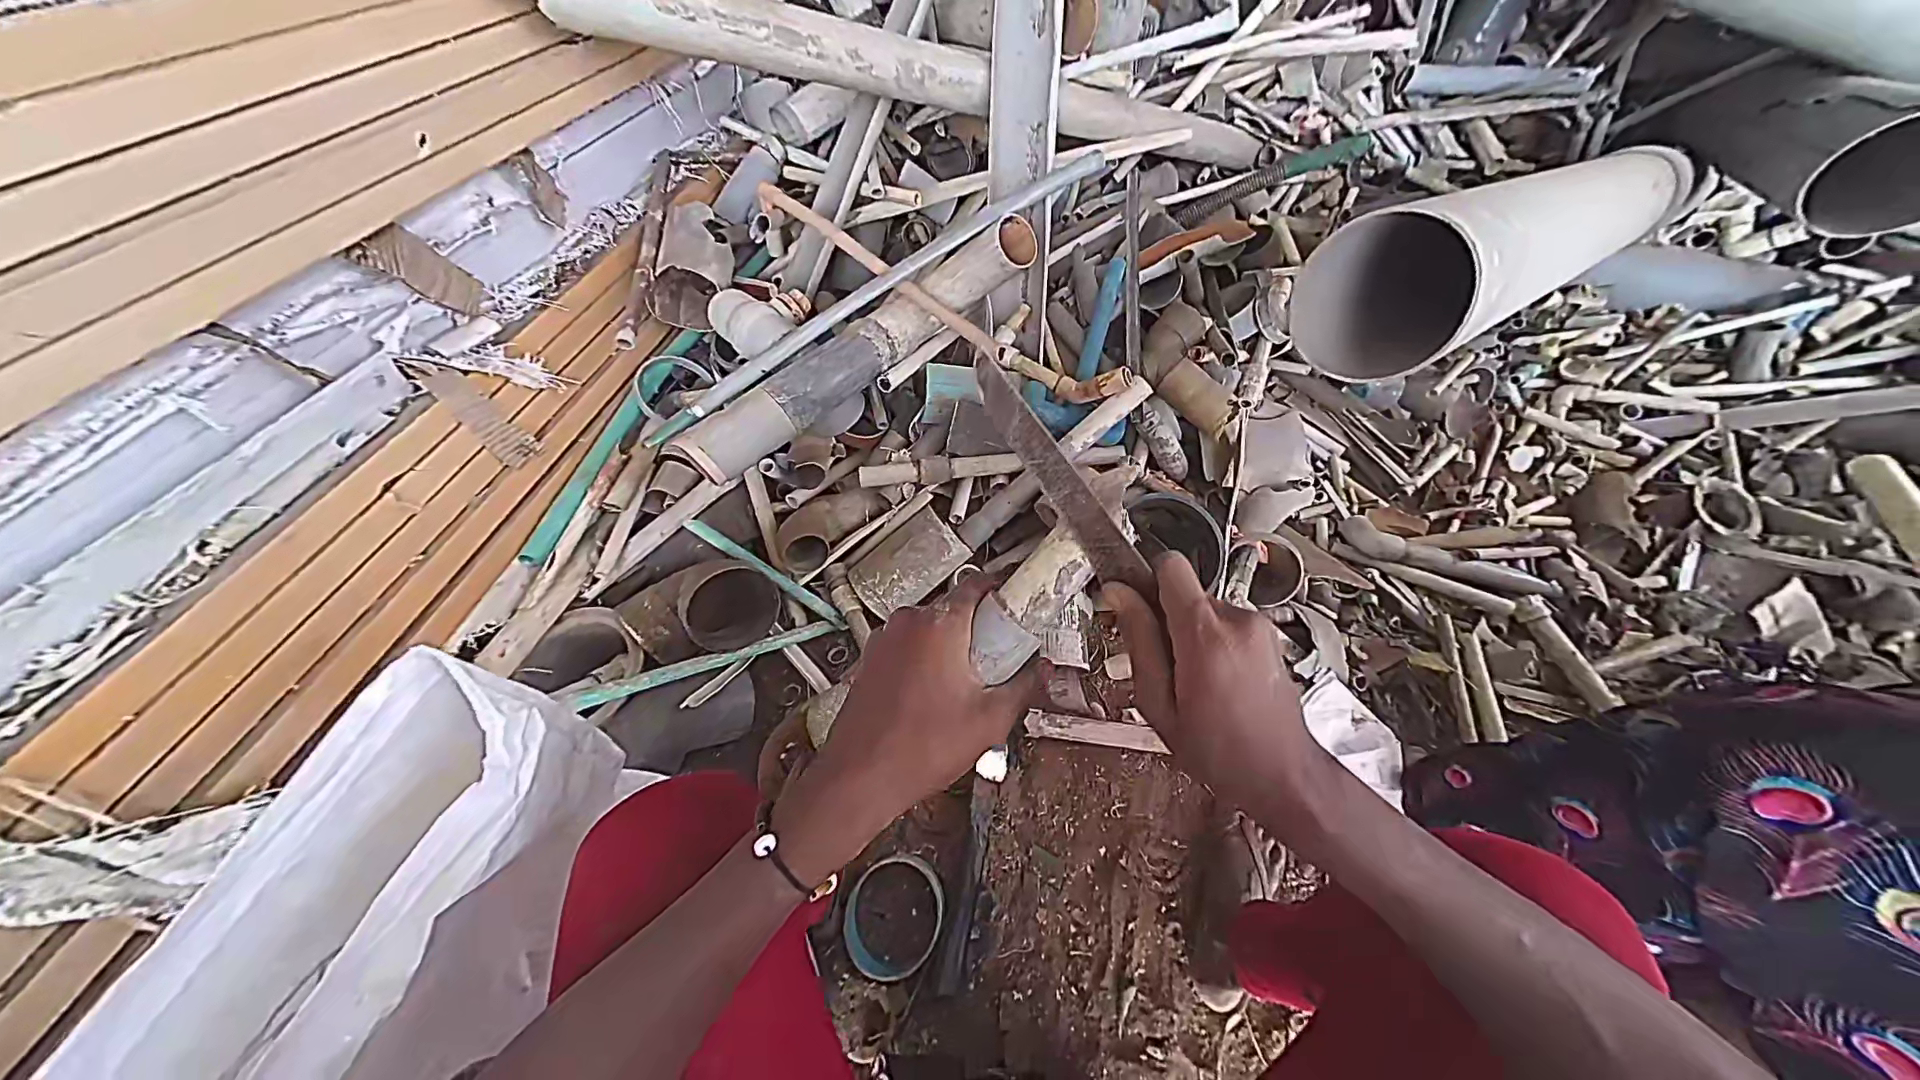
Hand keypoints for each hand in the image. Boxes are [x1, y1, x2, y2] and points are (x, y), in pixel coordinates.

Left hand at [773, 571, 1048, 883]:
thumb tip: (1041, 672)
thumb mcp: (989, 720)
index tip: (1016, 598)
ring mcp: (884, 639)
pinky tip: (936, 690)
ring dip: (951, 642)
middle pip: (953, 606)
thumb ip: (1023, 687)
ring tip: (968, 680)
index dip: (1000, 586)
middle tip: (1001, 652)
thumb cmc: (915, 750)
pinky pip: (908, 644)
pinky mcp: (871, 658)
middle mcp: (907, 624)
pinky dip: (926, 656)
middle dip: (979, 624)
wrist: (860, 776)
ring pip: (929, 626)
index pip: (976, 583)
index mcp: (939, 626)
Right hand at [1102, 552, 1334, 818]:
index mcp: (1205, 633)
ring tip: (1189, 680)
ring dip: (1189, 634)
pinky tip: (1211, 681)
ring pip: (1204, 609)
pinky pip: (1225, 624)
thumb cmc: (1222, 751)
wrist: (1284, 776)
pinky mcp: (1269, 637)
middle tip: (1159, 663)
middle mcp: (1238, 620)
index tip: (1132, 602)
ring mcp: (1259, 627)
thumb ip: (1137, 639)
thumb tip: (1119, 596)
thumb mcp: (1158, 701)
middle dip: (1165, 619)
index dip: (1145, 579)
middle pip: (1184, 592)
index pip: (1170, 566)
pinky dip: (1212, 643)